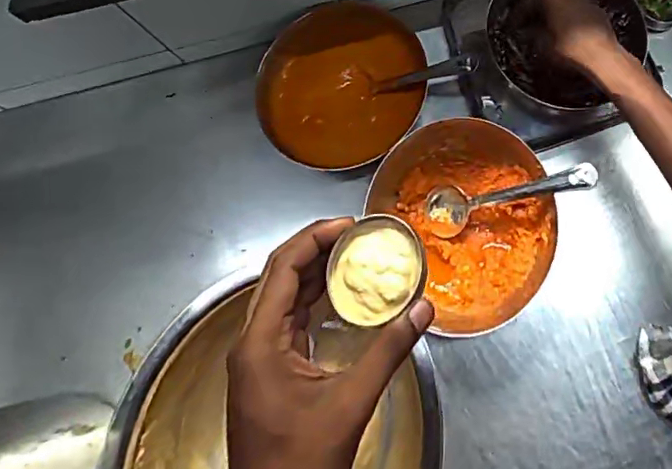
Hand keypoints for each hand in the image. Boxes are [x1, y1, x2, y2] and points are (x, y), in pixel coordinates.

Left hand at [228, 219, 434, 468]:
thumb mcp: (350, 405)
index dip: (314, 238)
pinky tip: (336, 294)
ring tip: (348, 254)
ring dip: (313, 273)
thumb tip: (421, 311)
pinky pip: (287, 321)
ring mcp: (256, 357)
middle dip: (314, 248)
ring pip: (282, 296)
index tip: (347, 225)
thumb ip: (387, 353)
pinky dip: (311, 301)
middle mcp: (250, 340)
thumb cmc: (302, 464)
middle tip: (352, 234)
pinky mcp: (267, 371)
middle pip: (279, 275)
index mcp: (258, 340)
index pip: (283, 267)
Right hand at [526, 0, 634, 80]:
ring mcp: (584, 0)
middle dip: (536, 13)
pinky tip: (565, 33)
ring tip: (546, 30)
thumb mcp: (540, 44)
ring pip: (562, 5)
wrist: (603, 57)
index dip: (518, 16)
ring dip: (553, 15)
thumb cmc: (568, 47)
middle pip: (545, 0)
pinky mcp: (597, 11)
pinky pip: (576, 13)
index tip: (514, 26)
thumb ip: (530, 35)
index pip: (527, 2)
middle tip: (528, 27)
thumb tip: (527, 33)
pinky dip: (568, 20)